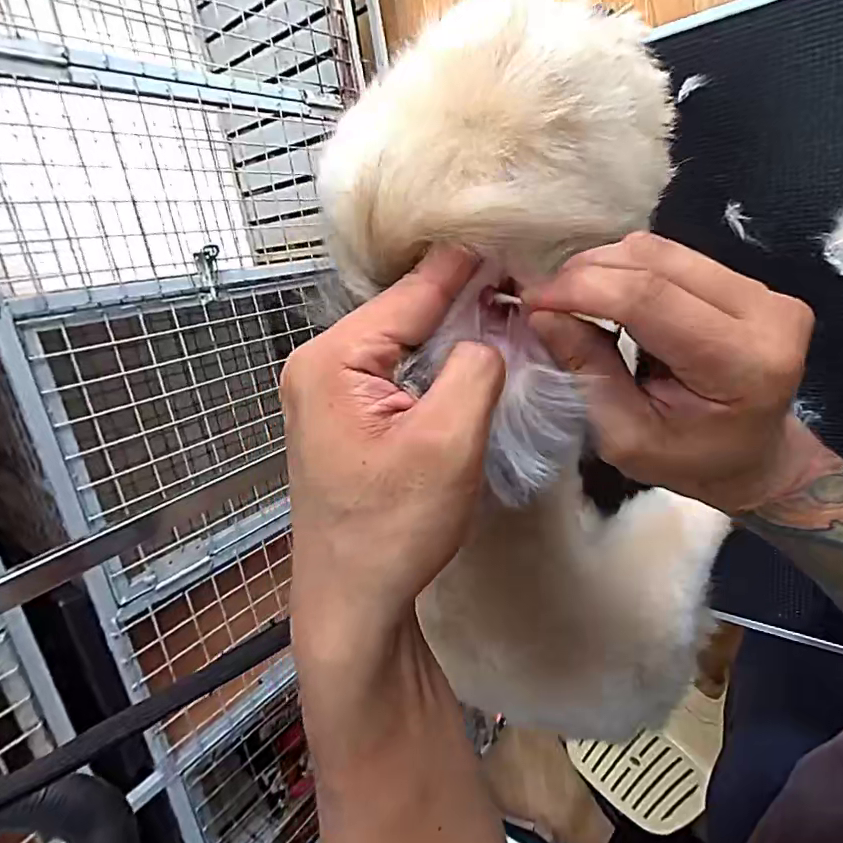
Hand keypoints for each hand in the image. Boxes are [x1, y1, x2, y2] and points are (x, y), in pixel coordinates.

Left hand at [282, 248, 505, 665]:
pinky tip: (478, 360)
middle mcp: (324, 366)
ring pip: (410, 343)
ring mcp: (335, 392)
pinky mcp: (354, 417)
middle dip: (464, 299)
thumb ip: (475, 371)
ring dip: (457, 332)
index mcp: (334, 360)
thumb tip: (492, 334)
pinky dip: (444, 363)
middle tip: (519, 282)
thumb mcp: (447, 444)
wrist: (356, 599)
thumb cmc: (394, 528)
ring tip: (507, 313)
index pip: (411, 294)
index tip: (509, 242)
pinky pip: (406, 372)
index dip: (465, 267)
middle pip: (407, 313)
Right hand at [524, 231, 825, 512]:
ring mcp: (769, 293)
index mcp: (743, 365)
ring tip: (576, 300)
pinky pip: (680, 258)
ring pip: (666, 250)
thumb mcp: (629, 437)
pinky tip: (612, 296)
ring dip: (608, 267)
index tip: (533, 301)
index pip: (651, 298)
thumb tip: (542, 313)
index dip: (583, 289)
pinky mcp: (759, 285)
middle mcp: (768, 316)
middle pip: (658, 262)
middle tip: (547, 301)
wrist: (757, 457)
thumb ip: (589, 373)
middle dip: (588, 273)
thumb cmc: (693, 462)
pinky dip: (633, 270)